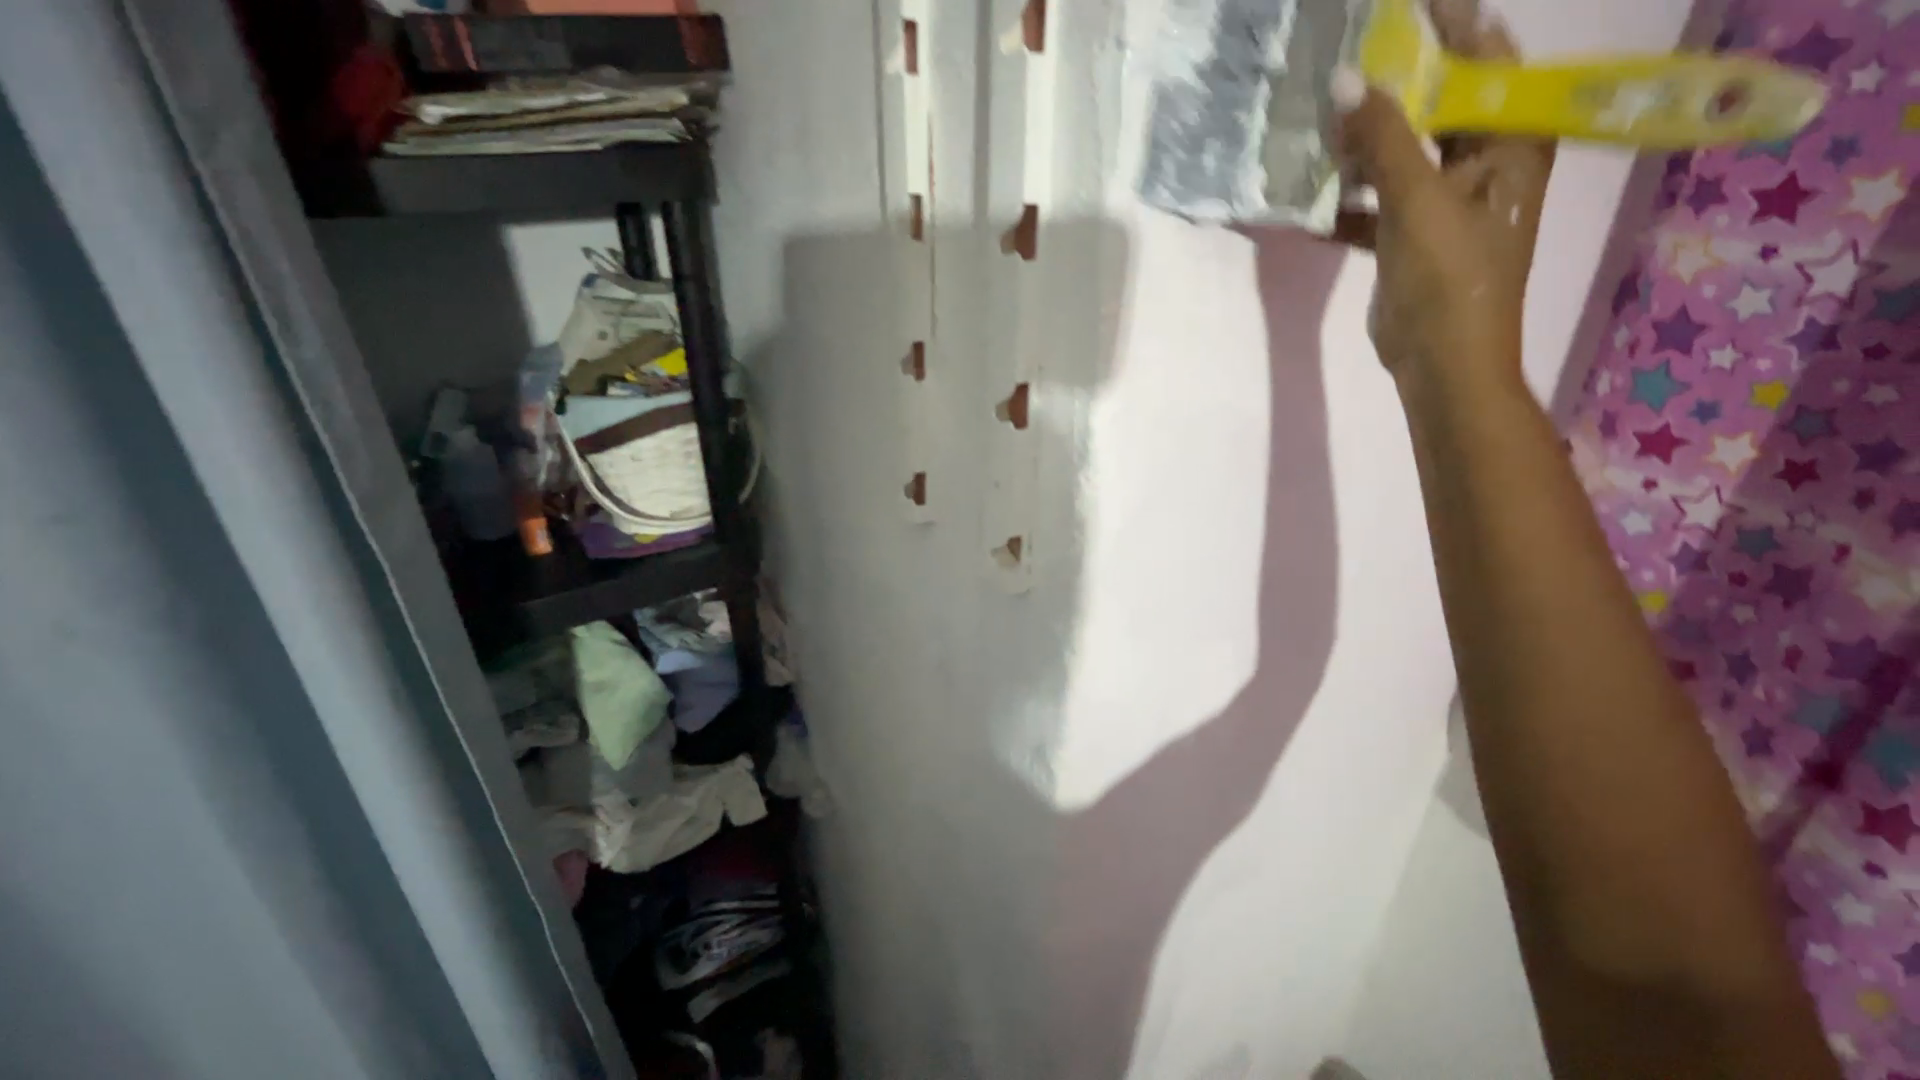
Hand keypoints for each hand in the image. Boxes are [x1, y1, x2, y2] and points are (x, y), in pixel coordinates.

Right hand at [1330, 6, 1554, 383]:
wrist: (1442, 365)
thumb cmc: (1449, 280)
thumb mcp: (1419, 200)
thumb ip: (1385, 137)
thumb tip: (1348, 77)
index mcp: (1511, 145)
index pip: (1491, 61)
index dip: (1454, 26)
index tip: (1408, 1)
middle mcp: (1484, 165)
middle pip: (1441, 105)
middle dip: (1395, 85)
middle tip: (1347, 59)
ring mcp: (1446, 203)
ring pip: (1403, 154)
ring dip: (1364, 142)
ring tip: (1320, 120)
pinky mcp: (1412, 238)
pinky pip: (1378, 201)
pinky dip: (1350, 198)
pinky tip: (1312, 196)